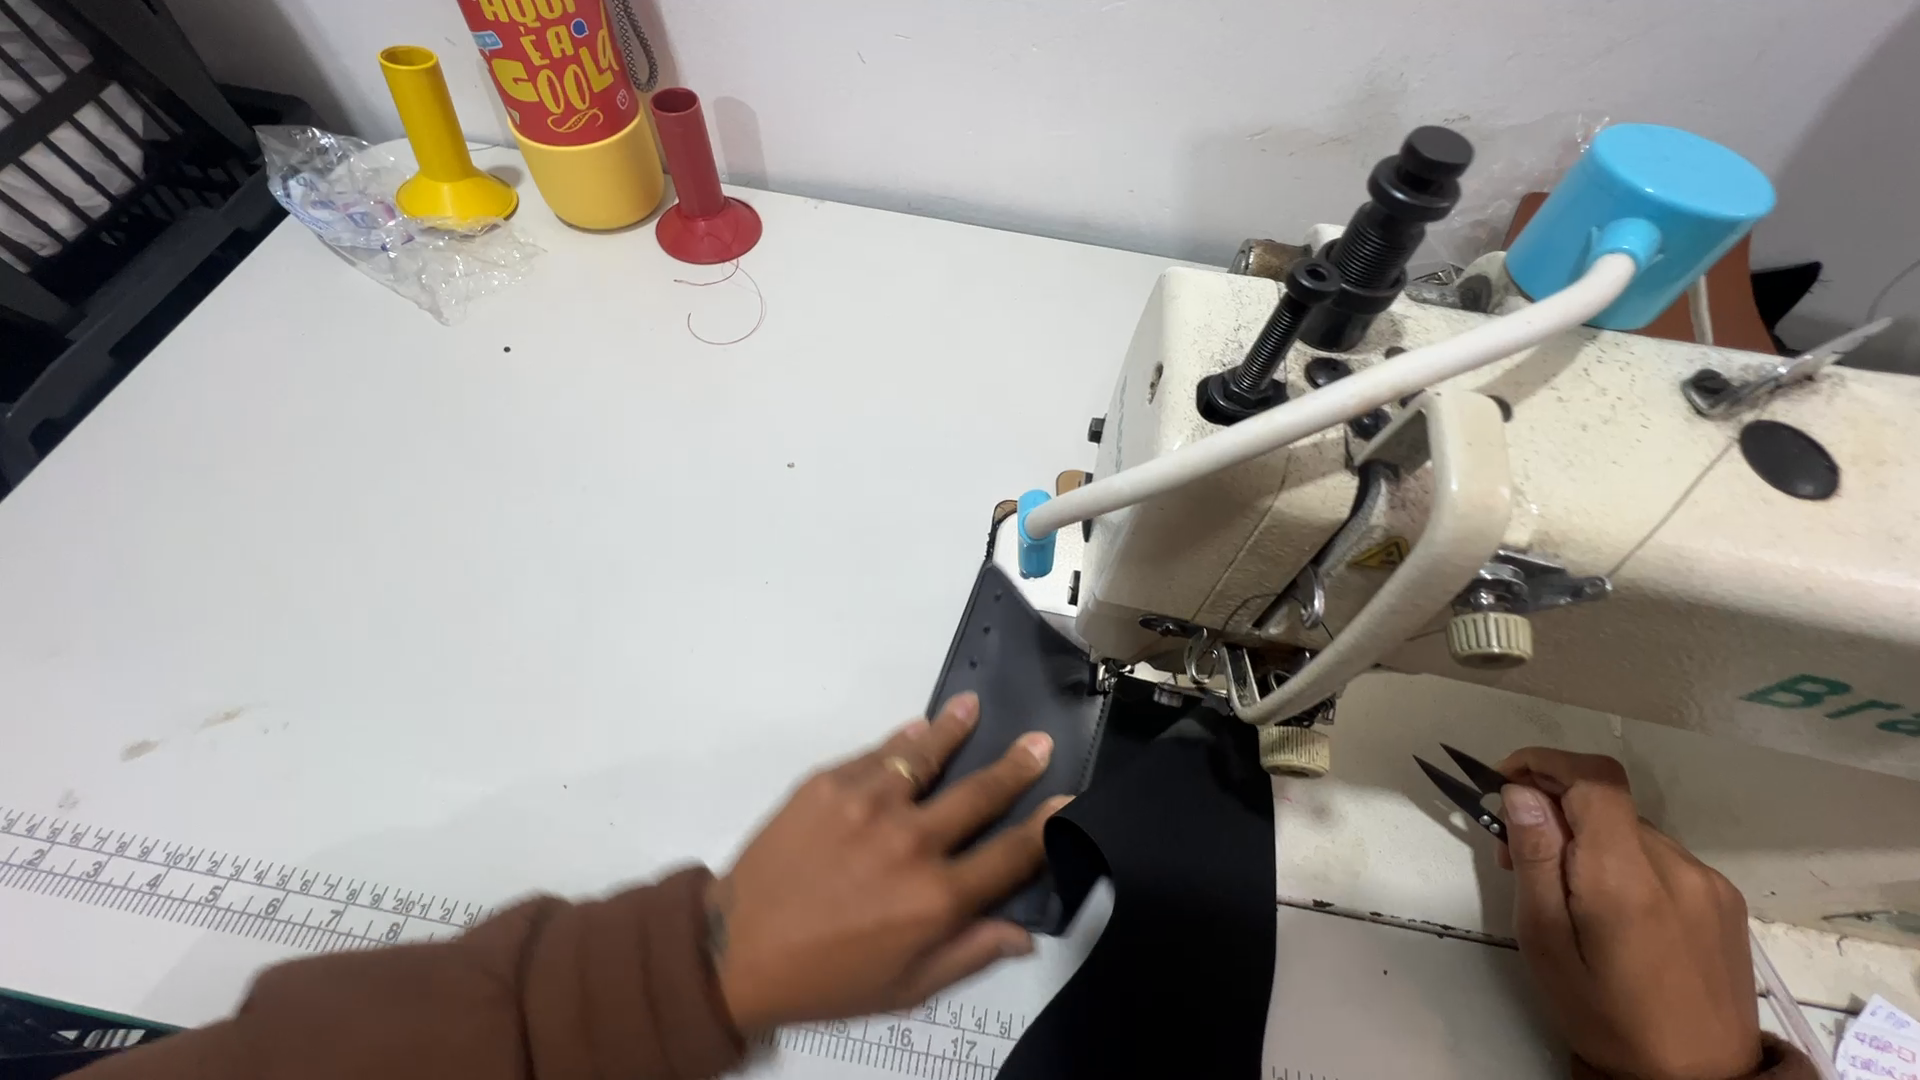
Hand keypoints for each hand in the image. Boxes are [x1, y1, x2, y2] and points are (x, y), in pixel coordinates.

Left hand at [709, 692, 1066, 1031]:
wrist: (734, 949)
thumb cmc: (828, 977)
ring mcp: (868, 804)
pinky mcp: (829, 782)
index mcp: (937, 898)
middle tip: (1037, 742)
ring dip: (955, 729)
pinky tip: (916, 727)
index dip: (1048, 826)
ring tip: (973, 707)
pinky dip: (901, 740)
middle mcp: (911, 841)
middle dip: (1016, 767)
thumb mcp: (906, 986)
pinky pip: (877, 753)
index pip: (1012, 854)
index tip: (1069, 799)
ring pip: (926, 755)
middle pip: (980, 794)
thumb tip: (1025, 931)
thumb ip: (970, 953)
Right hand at [1495, 748, 1759, 1079]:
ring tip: (1559, 889)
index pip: (1595, 779)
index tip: (1505, 780)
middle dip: (1549, 810)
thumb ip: (1535, 858)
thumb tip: (1522, 791)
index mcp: (1627, 878)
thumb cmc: (1601, 1012)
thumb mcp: (1544, 938)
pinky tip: (1605, 905)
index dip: (1545, 761)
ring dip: (1583, 837)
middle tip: (1513, 857)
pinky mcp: (1722, 900)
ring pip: (1627, 828)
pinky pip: (1655, 854)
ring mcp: (1707, 883)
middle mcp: (1677, 867)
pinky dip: (1617, 858)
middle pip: (1603, 803)